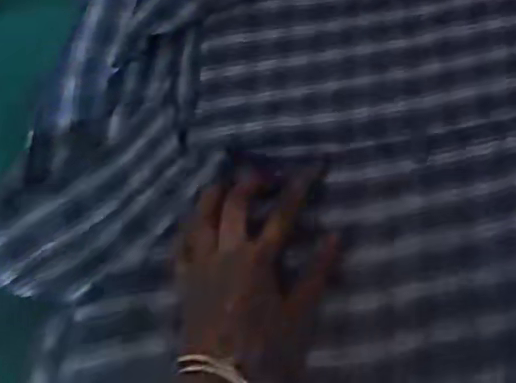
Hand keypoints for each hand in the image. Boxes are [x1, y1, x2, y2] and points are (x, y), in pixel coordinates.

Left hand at [178, 166, 343, 382]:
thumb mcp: (299, 314)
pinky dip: (186, 230)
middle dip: (251, 182)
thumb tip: (336, 235)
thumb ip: (317, 272)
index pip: (283, 211)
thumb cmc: (263, 351)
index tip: (313, 165)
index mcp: (258, 259)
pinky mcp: (183, 285)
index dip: (299, 184)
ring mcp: (200, 268)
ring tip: (222, 183)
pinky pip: (179, 249)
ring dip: (211, 197)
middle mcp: (226, 254)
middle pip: (235, 204)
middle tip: (265, 175)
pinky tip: (192, 223)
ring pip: (200, 220)